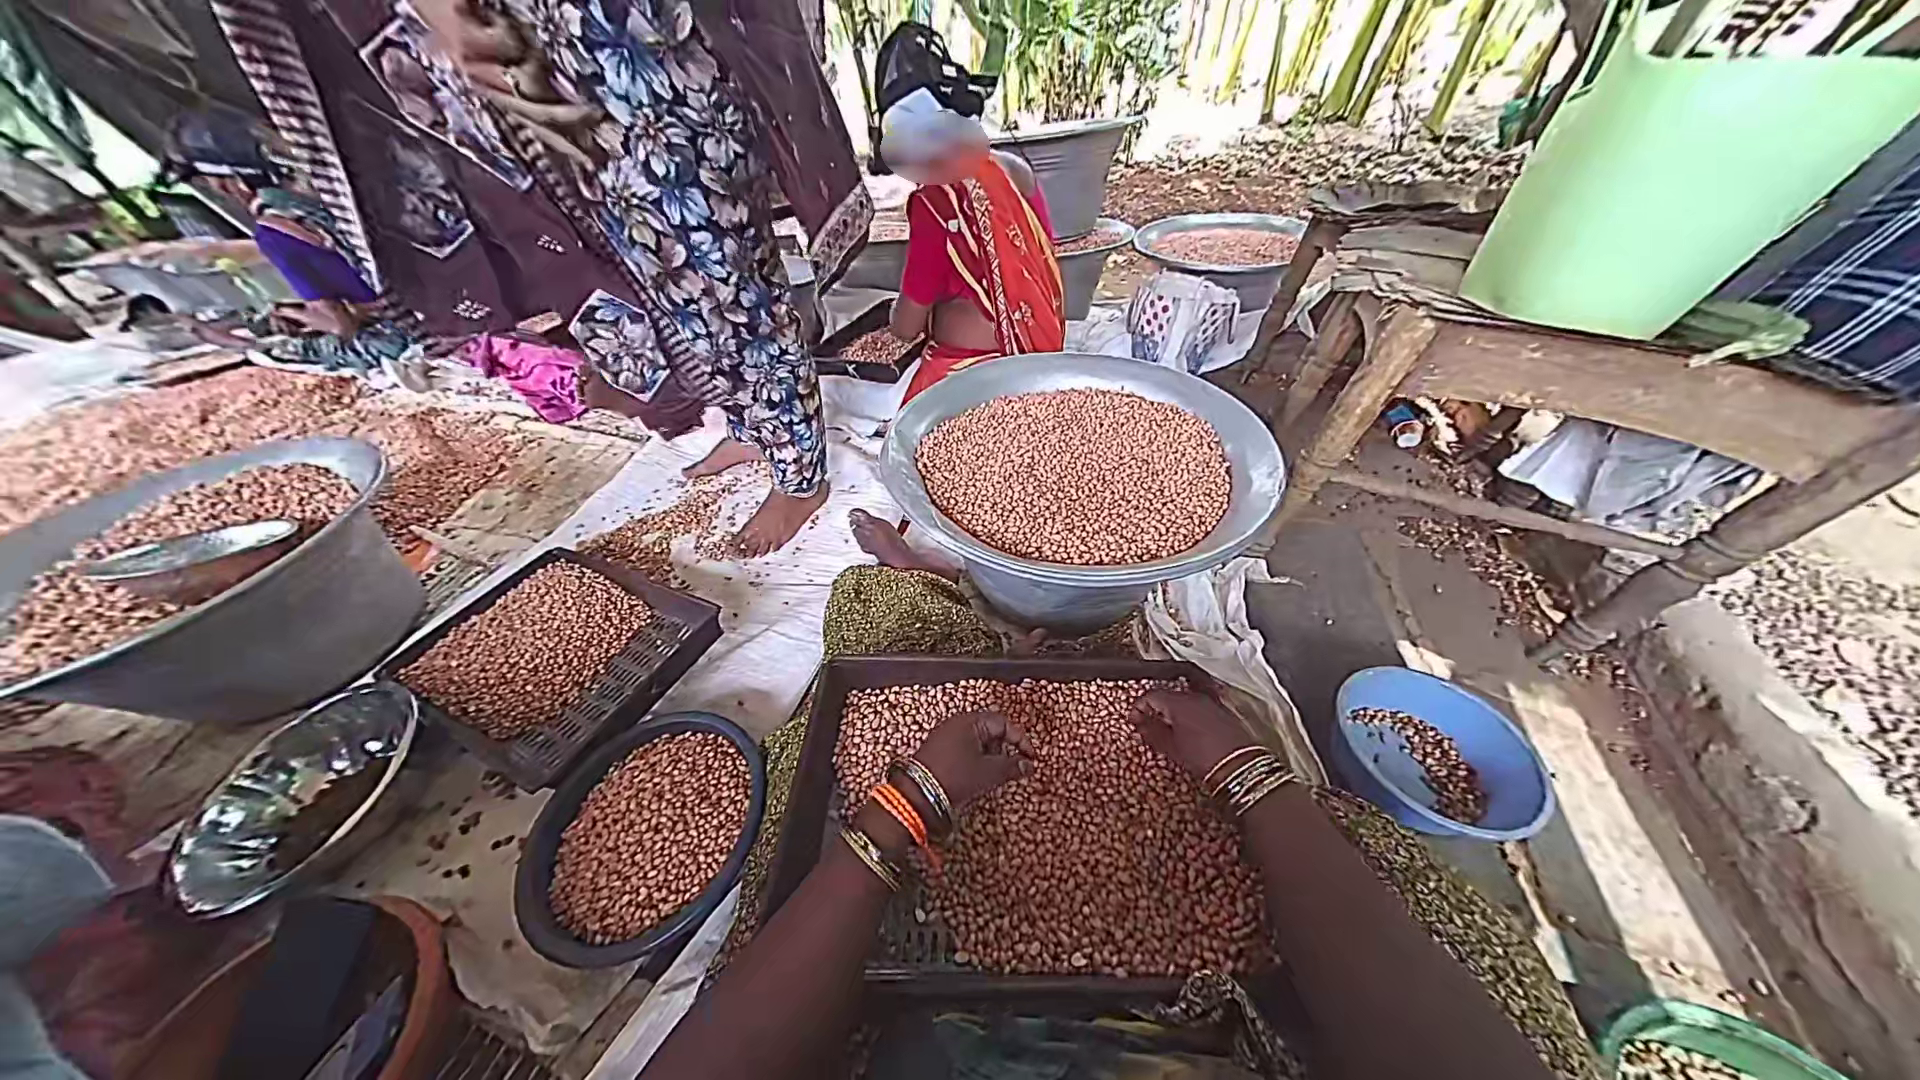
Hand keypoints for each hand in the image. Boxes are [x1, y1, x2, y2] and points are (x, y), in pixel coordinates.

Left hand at [910, 710, 1033, 813]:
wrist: (916, 795)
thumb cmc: (954, 777)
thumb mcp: (987, 773)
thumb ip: (1011, 766)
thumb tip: (1029, 766)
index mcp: (970, 721)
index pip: (1003, 723)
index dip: (1020, 740)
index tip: (1030, 758)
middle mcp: (957, 723)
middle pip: (991, 730)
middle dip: (1004, 749)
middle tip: (1010, 768)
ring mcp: (946, 735)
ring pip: (978, 741)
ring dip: (990, 756)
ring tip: (992, 776)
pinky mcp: (939, 749)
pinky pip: (966, 748)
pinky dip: (976, 760)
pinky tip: (976, 777)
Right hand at [1128, 688, 1256, 783]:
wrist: (1239, 766)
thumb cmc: (1203, 756)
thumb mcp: (1170, 746)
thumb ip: (1151, 731)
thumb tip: (1140, 724)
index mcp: (1177, 701)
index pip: (1150, 695)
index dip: (1138, 707)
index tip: (1134, 720)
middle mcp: (1194, 696)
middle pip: (1167, 695)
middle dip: (1154, 708)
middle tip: (1147, 724)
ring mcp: (1209, 702)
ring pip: (1183, 700)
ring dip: (1171, 711)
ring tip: (1166, 729)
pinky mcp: (1221, 711)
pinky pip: (1197, 706)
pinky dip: (1187, 714)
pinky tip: (1186, 730)